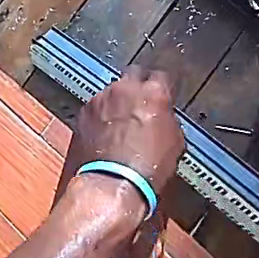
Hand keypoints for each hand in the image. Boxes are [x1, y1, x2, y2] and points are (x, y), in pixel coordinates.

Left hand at [59, 67, 181, 218]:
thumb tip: (163, 117)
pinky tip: (105, 132)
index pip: (161, 76)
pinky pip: (96, 107)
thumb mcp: (175, 143)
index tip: (161, 95)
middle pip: (134, 74)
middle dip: (138, 86)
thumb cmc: (148, 168)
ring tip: (121, 123)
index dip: (162, 87)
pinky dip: (101, 115)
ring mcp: (102, 98)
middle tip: (141, 102)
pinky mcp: (84, 111)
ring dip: (118, 101)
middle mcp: (126, 88)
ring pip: (113, 91)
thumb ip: (169, 119)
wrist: (112, 183)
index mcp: (154, 92)